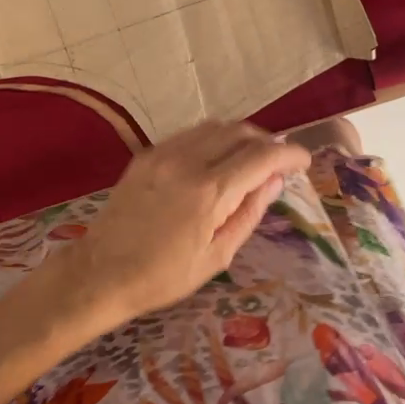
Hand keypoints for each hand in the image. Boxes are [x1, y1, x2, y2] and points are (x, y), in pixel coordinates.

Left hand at [40, 121, 310, 333]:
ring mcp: (163, 155)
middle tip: (278, 162)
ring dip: (239, 136)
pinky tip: (214, 161)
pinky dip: (211, 139)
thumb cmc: (163, 277)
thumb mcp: (217, 256)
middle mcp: (187, 162)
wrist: (101, 273)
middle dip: (266, 141)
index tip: (303, 161)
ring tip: (249, 159)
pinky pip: (188, 135)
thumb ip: (248, 214)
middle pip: (239, 132)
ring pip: (213, 127)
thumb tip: (274, 182)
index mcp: (209, 191)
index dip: (289, 153)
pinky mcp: (146, 157)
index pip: (262, 156)